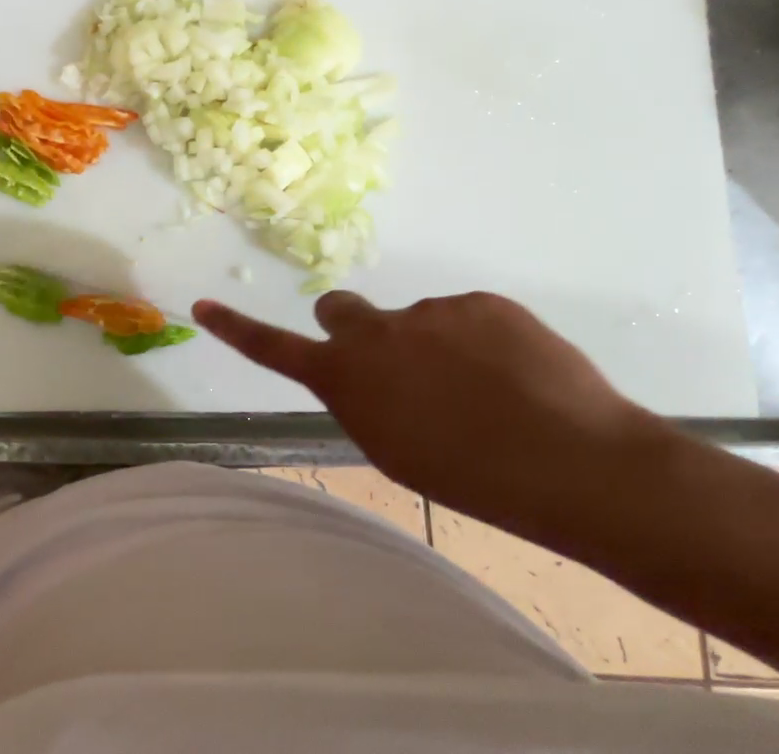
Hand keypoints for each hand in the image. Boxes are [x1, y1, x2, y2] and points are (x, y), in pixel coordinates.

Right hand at [192, 291, 670, 527]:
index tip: (201, 304)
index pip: (270, 345)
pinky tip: (517, 376)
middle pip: (339, 309)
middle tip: (396, 365)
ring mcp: (428, 311)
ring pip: (417, 321)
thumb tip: (368, 378)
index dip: (234, 327)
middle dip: (354, 329)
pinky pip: (468, 316)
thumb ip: (361, 401)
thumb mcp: (391, 448)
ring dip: (434, 345)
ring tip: (487, 391)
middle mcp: (372, 332)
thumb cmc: (471, 476)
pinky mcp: (483, 302)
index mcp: (341, 375)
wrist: (576, 463)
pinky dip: (483, 341)